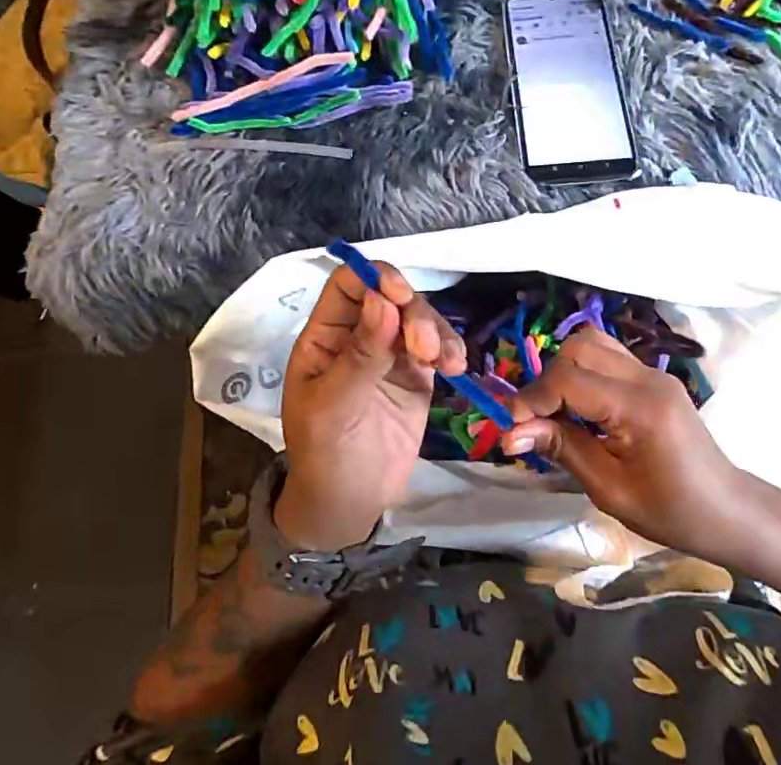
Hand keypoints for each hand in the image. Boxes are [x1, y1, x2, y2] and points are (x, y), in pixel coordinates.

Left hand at [275, 261, 466, 549]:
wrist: (349, 502)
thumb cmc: (324, 452)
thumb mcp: (333, 405)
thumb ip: (360, 354)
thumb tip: (382, 300)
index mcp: (325, 336)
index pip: (347, 286)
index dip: (373, 278)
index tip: (399, 294)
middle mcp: (358, 336)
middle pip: (392, 297)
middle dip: (414, 312)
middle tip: (425, 347)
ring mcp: (390, 354)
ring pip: (419, 318)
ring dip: (437, 330)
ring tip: (446, 363)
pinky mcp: (418, 374)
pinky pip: (438, 347)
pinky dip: (451, 349)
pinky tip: (456, 368)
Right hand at [502, 328, 754, 558]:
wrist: (729, 511)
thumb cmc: (672, 511)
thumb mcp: (609, 490)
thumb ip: (561, 449)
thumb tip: (510, 433)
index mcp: (639, 408)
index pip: (569, 378)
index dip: (532, 397)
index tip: (513, 426)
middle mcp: (647, 378)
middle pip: (578, 347)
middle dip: (547, 379)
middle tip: (538, 419)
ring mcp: (653, 373)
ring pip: (591, 342)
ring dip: (564, 369)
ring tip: (558, 410)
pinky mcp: (653, 377)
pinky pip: (607, 355)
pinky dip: (582, 370)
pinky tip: (581, 406)